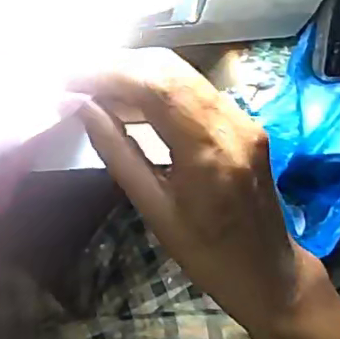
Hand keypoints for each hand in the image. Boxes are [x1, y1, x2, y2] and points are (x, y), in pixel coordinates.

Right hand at [73, 49, 329, 338]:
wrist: (271, 274)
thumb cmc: (207, 253)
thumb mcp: (153, 209)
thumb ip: (117, 152)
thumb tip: (81, 108)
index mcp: (208, 150)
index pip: (155, 87)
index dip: (106, 74)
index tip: (68, 80)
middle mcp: (231, 122)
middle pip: (168, 68)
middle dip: (116, 65)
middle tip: (74, 77)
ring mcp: (241, 117)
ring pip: (180, 72)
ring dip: (132, 71)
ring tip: (90, 86)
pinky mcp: (241, 120)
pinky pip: (191, 87)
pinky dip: (153, 84)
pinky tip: (125, 99)